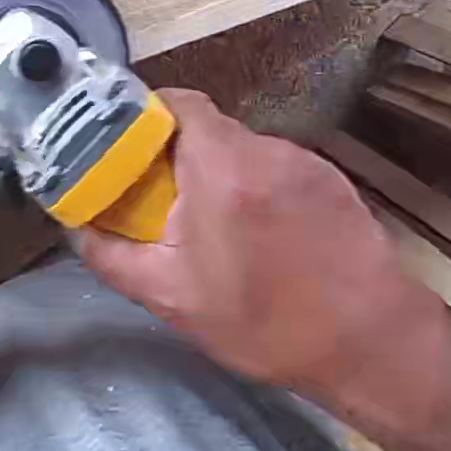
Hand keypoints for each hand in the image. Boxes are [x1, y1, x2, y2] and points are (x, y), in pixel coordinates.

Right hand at [75, 90, 438, 396]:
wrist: (375, 349)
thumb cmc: (264, 324)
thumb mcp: (169, 297)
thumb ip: (109, 255)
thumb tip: (76, 227)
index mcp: (222, 169)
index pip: (176, 102)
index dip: (141, 113)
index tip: (120, 144)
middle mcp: (266, 151)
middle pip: (203, 126)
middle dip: (170, 153)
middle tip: (153, 194)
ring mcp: (304, 162)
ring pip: (237, 147)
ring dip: (211, 170)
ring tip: (203, 220)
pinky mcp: (330, 179)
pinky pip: (270, 165)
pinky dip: (248, 184)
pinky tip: (252, 230)